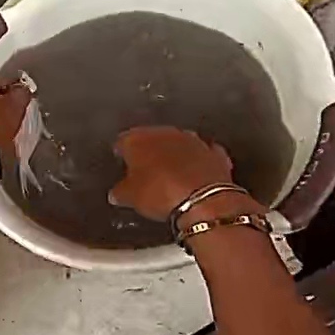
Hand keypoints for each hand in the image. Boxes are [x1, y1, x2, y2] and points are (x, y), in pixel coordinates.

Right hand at [109, 126, 238, 220]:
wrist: (204, 201)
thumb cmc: (158, 193)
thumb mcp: (128, 197)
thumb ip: (120, 191)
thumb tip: (117, 193)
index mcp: (137, 139)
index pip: (122, 141)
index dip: (120, 153)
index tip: (120, 163)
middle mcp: (164, 133)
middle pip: (151, 138)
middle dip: (148, 151)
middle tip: (144, 169)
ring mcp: (193, 140)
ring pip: (177, 143)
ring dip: (173, 153)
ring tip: (169, 172)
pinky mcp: (217, 153)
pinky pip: (202, 154)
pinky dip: (198, 162)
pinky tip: (194, 173)